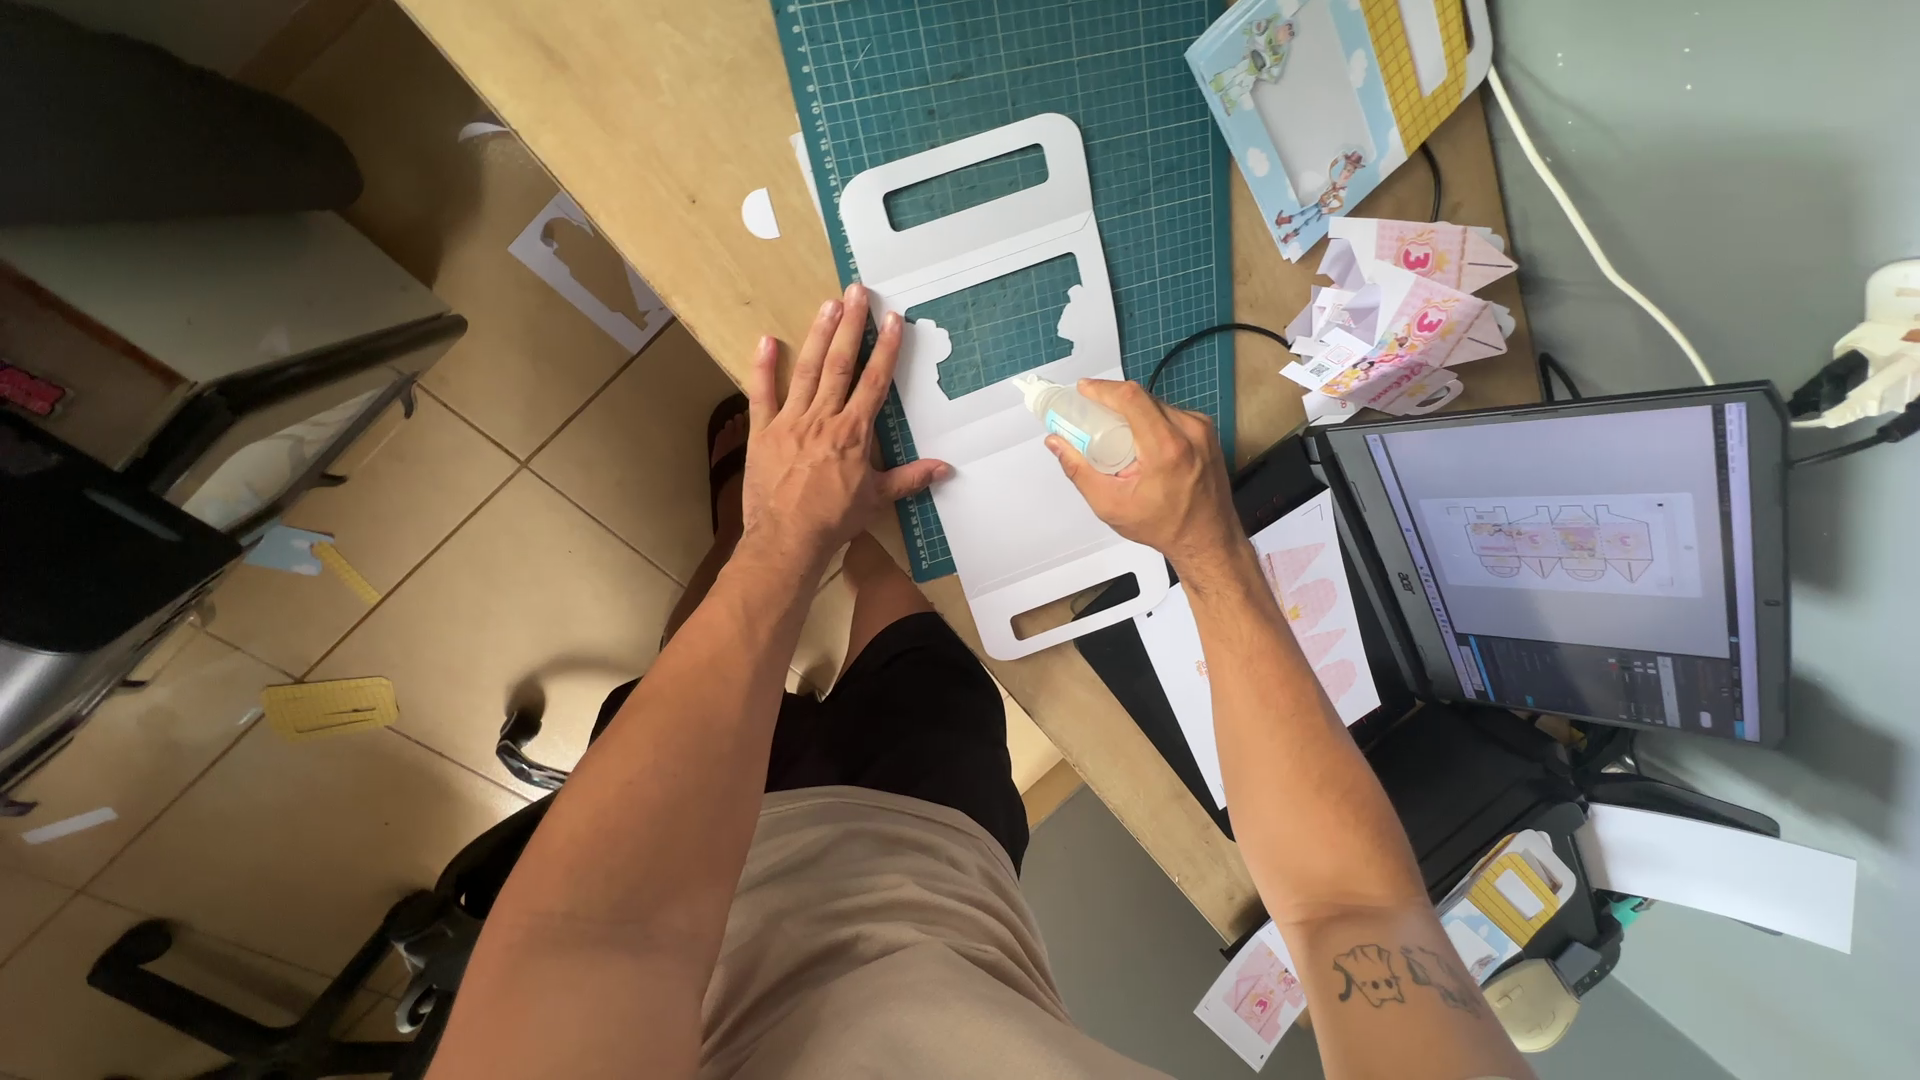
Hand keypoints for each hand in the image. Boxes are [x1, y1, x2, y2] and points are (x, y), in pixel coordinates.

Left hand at [741, 284, 948, 566]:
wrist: (787, 538)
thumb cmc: (834, 520)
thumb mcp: (877, 498)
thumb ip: (909, 478)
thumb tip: (945, 469)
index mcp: (853, 433)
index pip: (874, 381)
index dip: (885, 349)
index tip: (893, 320)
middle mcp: (823, 418)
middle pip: (840, 363)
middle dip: (851, 325)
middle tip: (857, 291)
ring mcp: (791, 421)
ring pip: (807, 370)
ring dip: (818, 334)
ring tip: (828, 303)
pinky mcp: (763, 432)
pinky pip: (762, 394)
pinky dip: (763, 367)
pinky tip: (767, 340)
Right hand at [1045, 379, 1244, 582]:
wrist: (1207, 538)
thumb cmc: (1163, 526)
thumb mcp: (1110, 505)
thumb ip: (1079, 471)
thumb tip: (1056, 443)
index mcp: (1167, 448)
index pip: (1132, 399)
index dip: (1103, 389)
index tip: (1082, 390)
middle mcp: (1189, 430)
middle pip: (1142, 398)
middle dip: (1112, 400)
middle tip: (1090, 413)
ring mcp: (1202, 428)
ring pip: (1156, 404)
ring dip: (1131, 411)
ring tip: (1114, 432)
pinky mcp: (1207, 431)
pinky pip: (1170, 413)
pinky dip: (1149, 420)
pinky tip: (1139, 441)